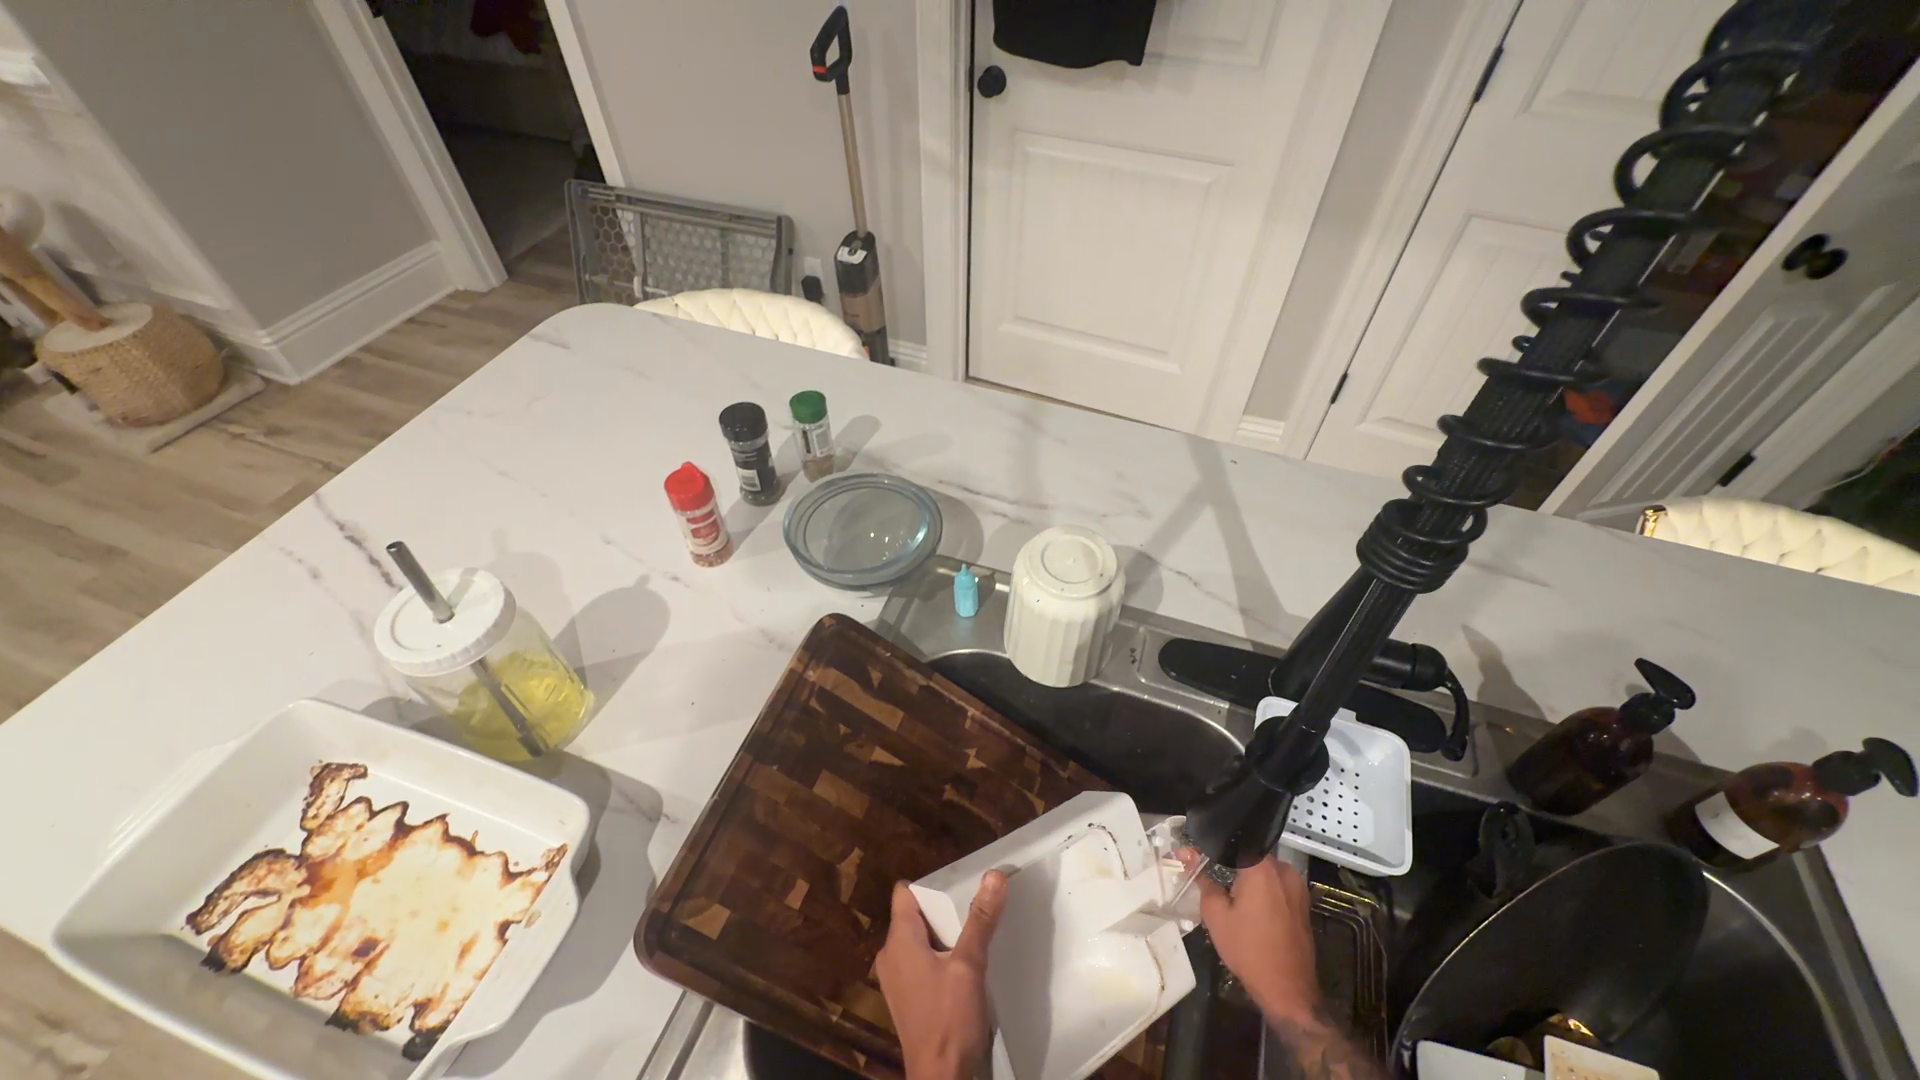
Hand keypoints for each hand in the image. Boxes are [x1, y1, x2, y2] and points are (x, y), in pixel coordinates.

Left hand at [875, 870, 1007, 1079]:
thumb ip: (980, 920)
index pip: (905, 893)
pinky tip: (960, 969)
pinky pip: (918, 961)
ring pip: (917, 940)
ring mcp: (894, 978)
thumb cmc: (949, 1019)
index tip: (959, 886)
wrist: (939, 1077)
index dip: (931, 885)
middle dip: (942, 911)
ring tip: (971, 938)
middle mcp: (889, 954)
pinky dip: (937, 957)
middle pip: (913, 916)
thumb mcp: (969, 966)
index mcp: (899, 940)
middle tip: (974, 911)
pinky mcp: (904, 997)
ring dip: (942, 936)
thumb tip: (994, 875)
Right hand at [1180, 852, 1386, 1078]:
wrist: (1287, 989)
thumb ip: (1202, 879)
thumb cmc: (1248, 949)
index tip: (1197, 852)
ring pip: (1264, 871)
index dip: (1214, 844)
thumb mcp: (1216, 914)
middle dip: (1229, 862)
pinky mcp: (1302, 904)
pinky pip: (1276, 886)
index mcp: (1262, 867)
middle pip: (1250, 855)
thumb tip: (1186, 853)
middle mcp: (1283, 870)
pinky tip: (1246, 907)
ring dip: (1246, 877)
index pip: (1235, 840)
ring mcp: (1297, 887)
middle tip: (1209, 875)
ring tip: (1226, 893)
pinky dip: (1261, 890)